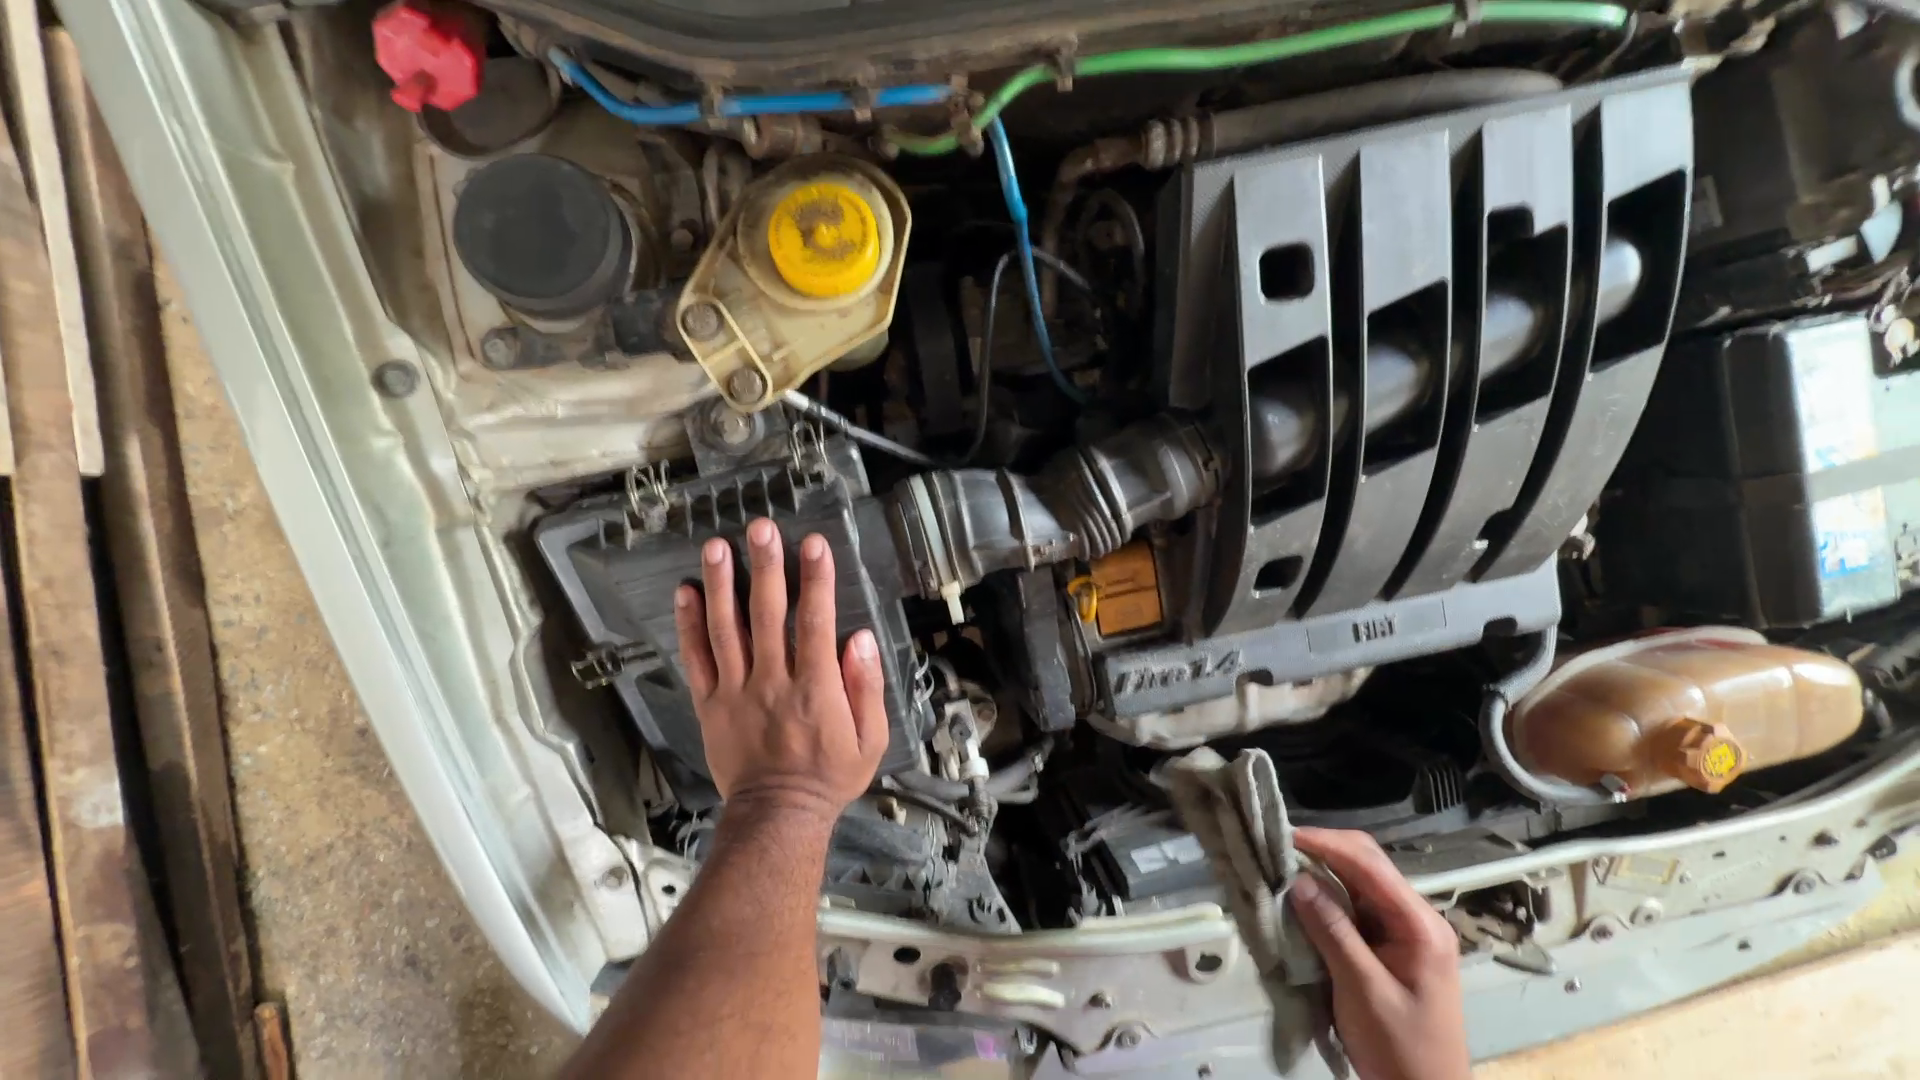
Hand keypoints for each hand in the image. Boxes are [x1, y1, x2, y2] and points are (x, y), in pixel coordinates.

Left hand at [674, 518, 889, 821]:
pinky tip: (687, 592)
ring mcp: (736, 692)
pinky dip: (689, 625)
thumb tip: (860, 638)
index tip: (814, 544)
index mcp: (815, 688)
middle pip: (766, 615)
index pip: (815, 623)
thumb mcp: (871, 739)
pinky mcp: (710, 704)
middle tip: (760, 528)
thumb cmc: (830, 775)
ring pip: (725, 629)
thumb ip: (866, 687)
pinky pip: (697, 659)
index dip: (816, 580)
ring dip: (721, 585)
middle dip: (764, 567)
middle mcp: (772, 682)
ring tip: (716, 546)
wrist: (778, 816)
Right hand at [1289, 828, 1467, 1079]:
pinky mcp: (1389, 943)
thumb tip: (1298, 880)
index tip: (1282, 835)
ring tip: (1281, 864)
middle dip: (1322, 849)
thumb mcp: (1363, 990)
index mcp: (1420, 924)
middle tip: (1276, 847)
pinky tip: (1300, 894)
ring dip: (1321, 870)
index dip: (1325, 843)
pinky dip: (1326, 894)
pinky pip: (1355, 905)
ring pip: (1358, 881)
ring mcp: (1404, 930)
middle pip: (1367, 864)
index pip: (1370, 864)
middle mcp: (1416, 917)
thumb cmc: (1400, 1047)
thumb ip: (1333, 932)